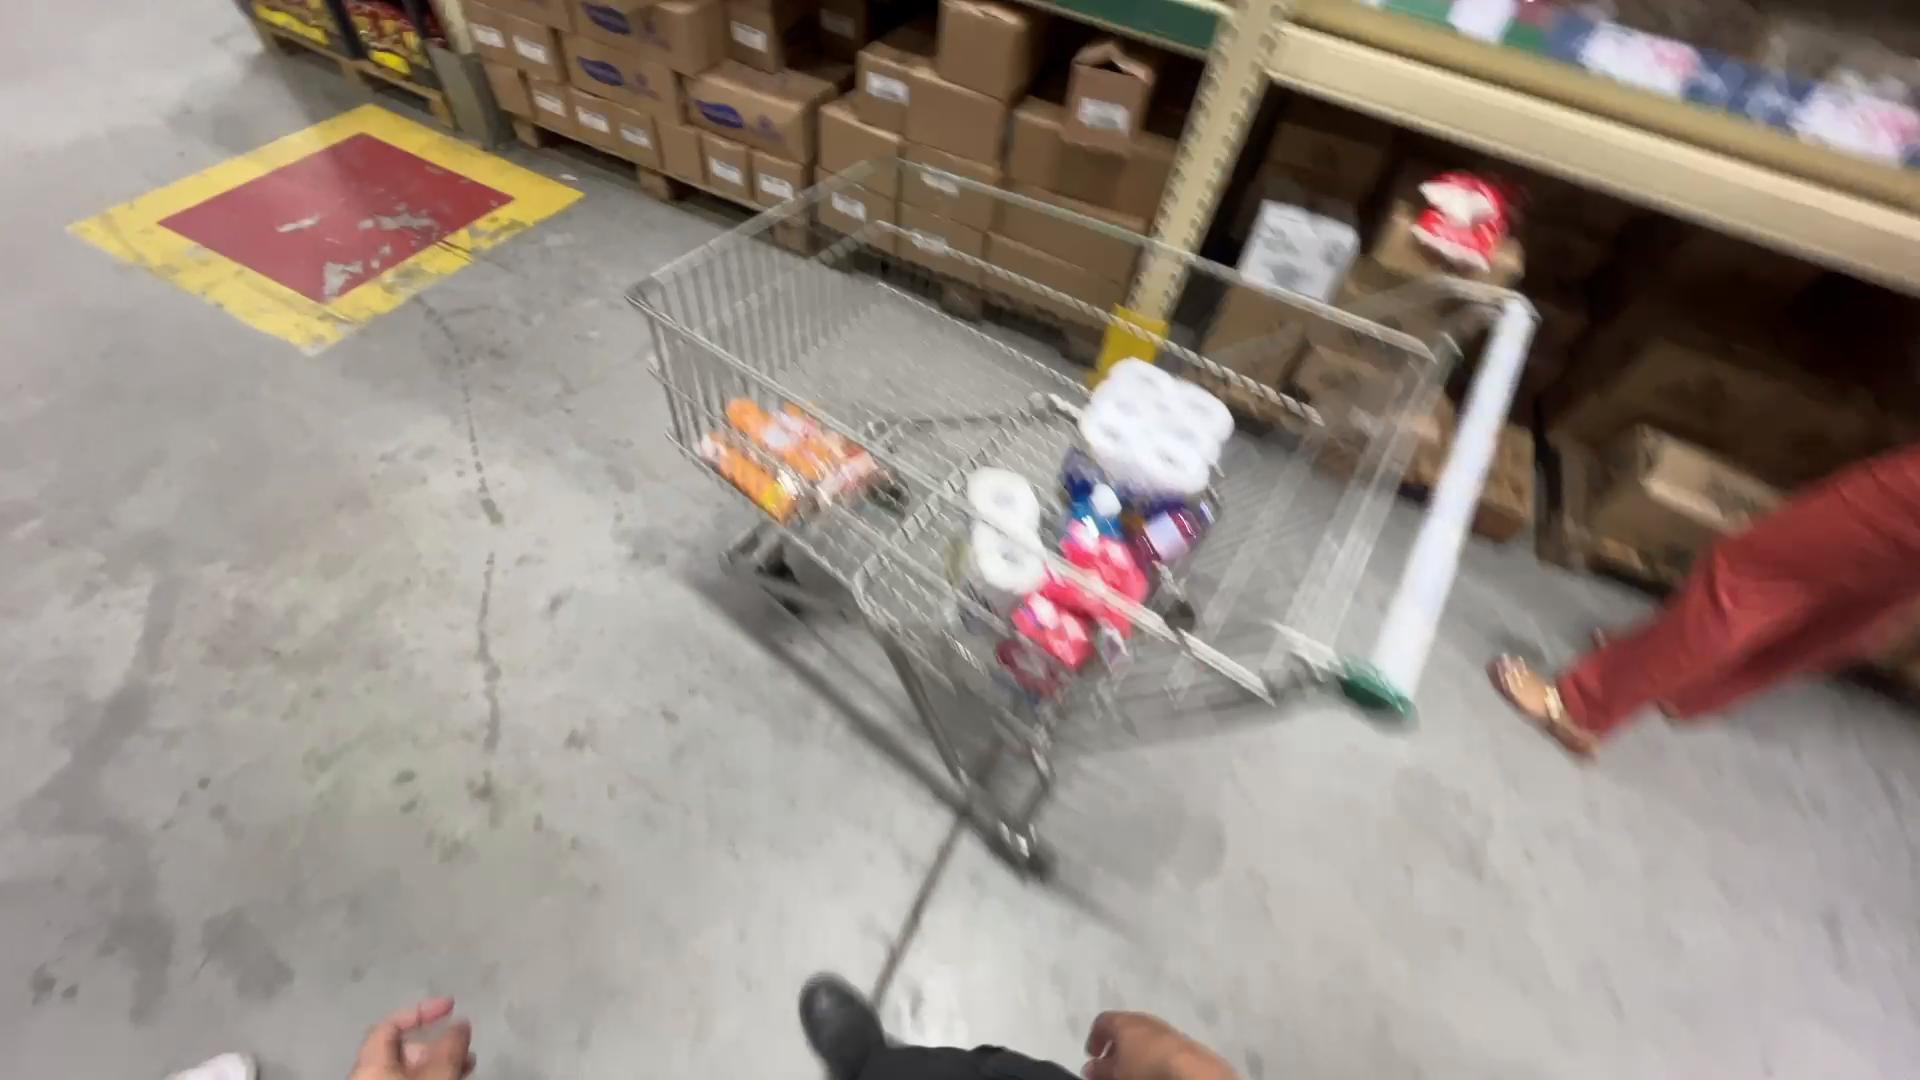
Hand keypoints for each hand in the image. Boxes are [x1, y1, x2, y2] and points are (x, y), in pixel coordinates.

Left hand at [349, 998, 474, 1079]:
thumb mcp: (439, 1071)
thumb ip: (451, 1044)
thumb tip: (461, 1022)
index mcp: (370, 1063)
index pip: (390, 1023)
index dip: (422, 1009)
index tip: (451, 1004)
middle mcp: (365, 1074)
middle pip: (400, 1048)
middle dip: (435, 1041)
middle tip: (462, 1042)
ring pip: (405, 1068)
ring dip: (437, 1060)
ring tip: (465, 1063)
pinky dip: (427, 1075)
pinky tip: (449, 1075)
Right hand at [1081, 1010, 1237, 1079]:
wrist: (1193, 1074)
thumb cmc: (1145, 1070)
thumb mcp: (1117, 1074)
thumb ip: (1100, 1070)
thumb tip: (1089, 1068)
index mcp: (1124, 1021)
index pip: (1102, 1021)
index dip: (1095, 1037)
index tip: (1091, 1056)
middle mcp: (1143, 1019)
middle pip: (1124, 1028)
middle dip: (1115, 1047)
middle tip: (1111, 1069)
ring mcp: (1165, 1029)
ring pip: (1144, 1038)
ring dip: (1135, 1053)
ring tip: (1133, 1072)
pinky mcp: (1184, 1043)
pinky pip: (1161, 1047)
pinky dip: (1153, 1058)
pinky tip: (1156, 1073)